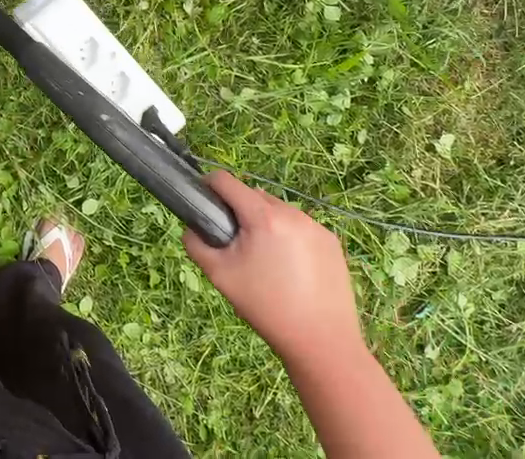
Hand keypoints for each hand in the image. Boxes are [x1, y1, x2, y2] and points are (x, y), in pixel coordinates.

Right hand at [183, 171, 364, 367]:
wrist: (322, 344)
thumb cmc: (265, 307)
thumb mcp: (219, 275)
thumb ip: (195, 243)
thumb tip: (192, 227)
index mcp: (263, 217)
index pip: (226, 181)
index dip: (208, 186)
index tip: (203, 203)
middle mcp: (292, 213)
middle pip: (253, 195)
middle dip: (238, 210)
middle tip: (235, 244)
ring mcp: (316, 227)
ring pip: (277, 210)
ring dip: (264, 221)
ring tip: (263, 258)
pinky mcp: (332, 242)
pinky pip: (299, 226)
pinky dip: (287, 235)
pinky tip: (288, 266)